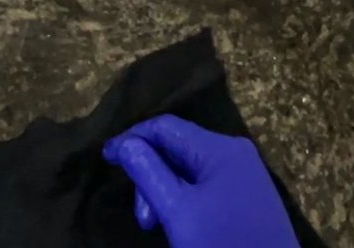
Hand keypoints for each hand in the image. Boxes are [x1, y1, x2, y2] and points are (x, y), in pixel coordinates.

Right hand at [103, 115, 300, 247]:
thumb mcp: (179, 213)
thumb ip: (149, 173)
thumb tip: (125, 144)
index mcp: (220, 148)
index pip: (165, 127)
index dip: (132, 138)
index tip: (105, 158)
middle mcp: (235, 152)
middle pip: (177, 148)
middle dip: (152, 176)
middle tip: (143, 218)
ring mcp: (245, 176)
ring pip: (190, 170)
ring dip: (166, 193)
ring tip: (156, 227)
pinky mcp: (248, 199)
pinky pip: (206, 185)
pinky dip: (185, 200)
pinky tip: (178, 224)